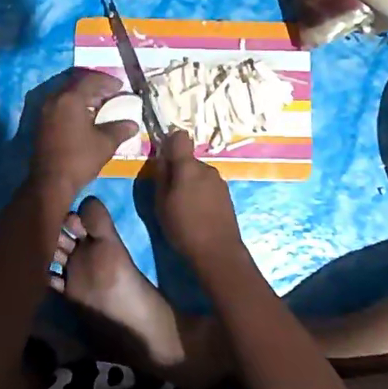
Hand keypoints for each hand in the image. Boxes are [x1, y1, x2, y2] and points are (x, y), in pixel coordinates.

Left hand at [30, 69, 139, 199]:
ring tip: (101, 106)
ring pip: (67, 95)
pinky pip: (60, 106)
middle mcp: (54, 99)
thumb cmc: (79, 159)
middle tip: (112, 94)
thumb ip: (120, 129)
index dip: (108, 81)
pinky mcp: (41, 124)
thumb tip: (133, 125)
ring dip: (84, 97)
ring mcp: (45, 111)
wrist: (51, 182)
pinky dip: (74, 106)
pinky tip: (86, 118)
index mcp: (70, 99)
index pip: (90, 79)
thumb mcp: (105, 143)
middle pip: (76, 84)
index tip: (121, 86)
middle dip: (96, 87)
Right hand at [148, 130, 243, 263]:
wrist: (217, 251)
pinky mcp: (227, 194)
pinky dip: (201, 194)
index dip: (170, 142)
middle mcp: (206, 168)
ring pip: (198, 174)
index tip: (163, 158)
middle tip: (168, 194)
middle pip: (188, 160)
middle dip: (178, 170)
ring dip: (190, 184)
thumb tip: (161, 157)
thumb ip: (160, 176)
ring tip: (183, 208)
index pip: (180, 137)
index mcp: (188, 167)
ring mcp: (219, 181)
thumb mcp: (161, 203)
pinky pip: (208, 186)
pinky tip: (198, 213)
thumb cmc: (183, 227)